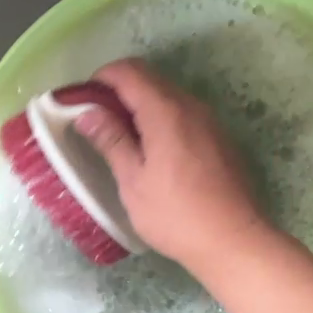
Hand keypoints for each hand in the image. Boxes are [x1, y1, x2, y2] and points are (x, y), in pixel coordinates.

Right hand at [76, 58, 278, 271]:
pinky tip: (152, 152)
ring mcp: (209, 121)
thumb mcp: (133, 182)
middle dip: (119, 91)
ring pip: (169, 97)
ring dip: (141, 107)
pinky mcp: (219, 138)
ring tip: (120, 139)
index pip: (130, 72)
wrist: (230, 239)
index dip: (102, 78)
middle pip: (151, 80)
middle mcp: (191, 106)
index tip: (81, 100)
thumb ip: (111, 141)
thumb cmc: (173, 215)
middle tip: (96, 121)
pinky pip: (184, 116)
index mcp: (165, 112)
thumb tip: (87, 114)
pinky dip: (161, 121)